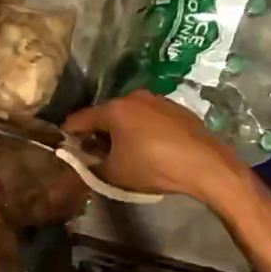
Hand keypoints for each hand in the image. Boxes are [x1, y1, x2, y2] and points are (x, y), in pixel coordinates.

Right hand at [62, 91, 244, 199]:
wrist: (207, 166)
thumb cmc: (153, 168)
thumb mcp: (113, 174)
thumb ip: (89, 166)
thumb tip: (79, 161)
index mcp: (113, 109)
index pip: (78, 119)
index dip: (68, 135)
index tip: (63, 148)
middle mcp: (133, 97)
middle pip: (104, 115)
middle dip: (96, 133)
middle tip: (94, 154)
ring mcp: (158, 100)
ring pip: (128, 115)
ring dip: (120, 131)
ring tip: (123, 152)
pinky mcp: (177, 109)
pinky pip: (148, 117)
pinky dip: (141, 130)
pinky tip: (148, 148)